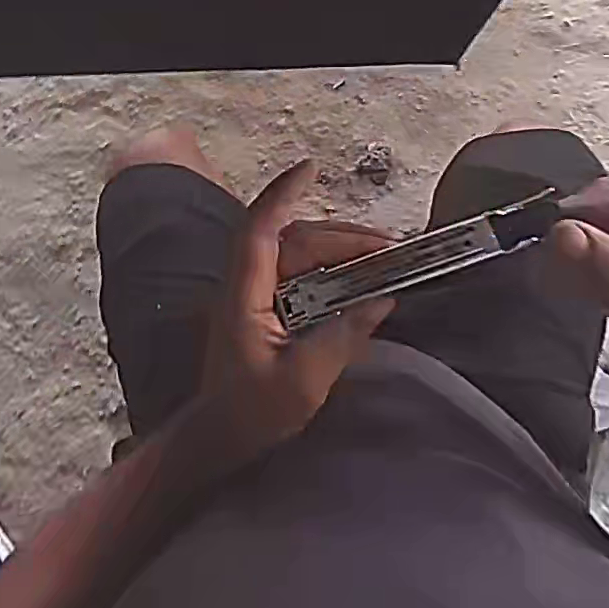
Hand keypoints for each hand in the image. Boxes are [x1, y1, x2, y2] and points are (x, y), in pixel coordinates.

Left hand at [192, 160, 396, 463]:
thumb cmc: (251, 415)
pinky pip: (296, 275)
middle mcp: (244, 286)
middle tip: (392, 248)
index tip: (310, 168)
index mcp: (243, 295)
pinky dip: (328, 270)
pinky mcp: (261, 309)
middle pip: (291, 242)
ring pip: (295, 255)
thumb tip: (382, 302)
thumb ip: (342, 338)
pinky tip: (356, 279)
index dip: (282, 194)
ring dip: (337, 250)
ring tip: (383, 258)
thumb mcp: (303, 382)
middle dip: (341, 237)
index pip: (259, 230)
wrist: (216, 439)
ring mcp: (251, 296)